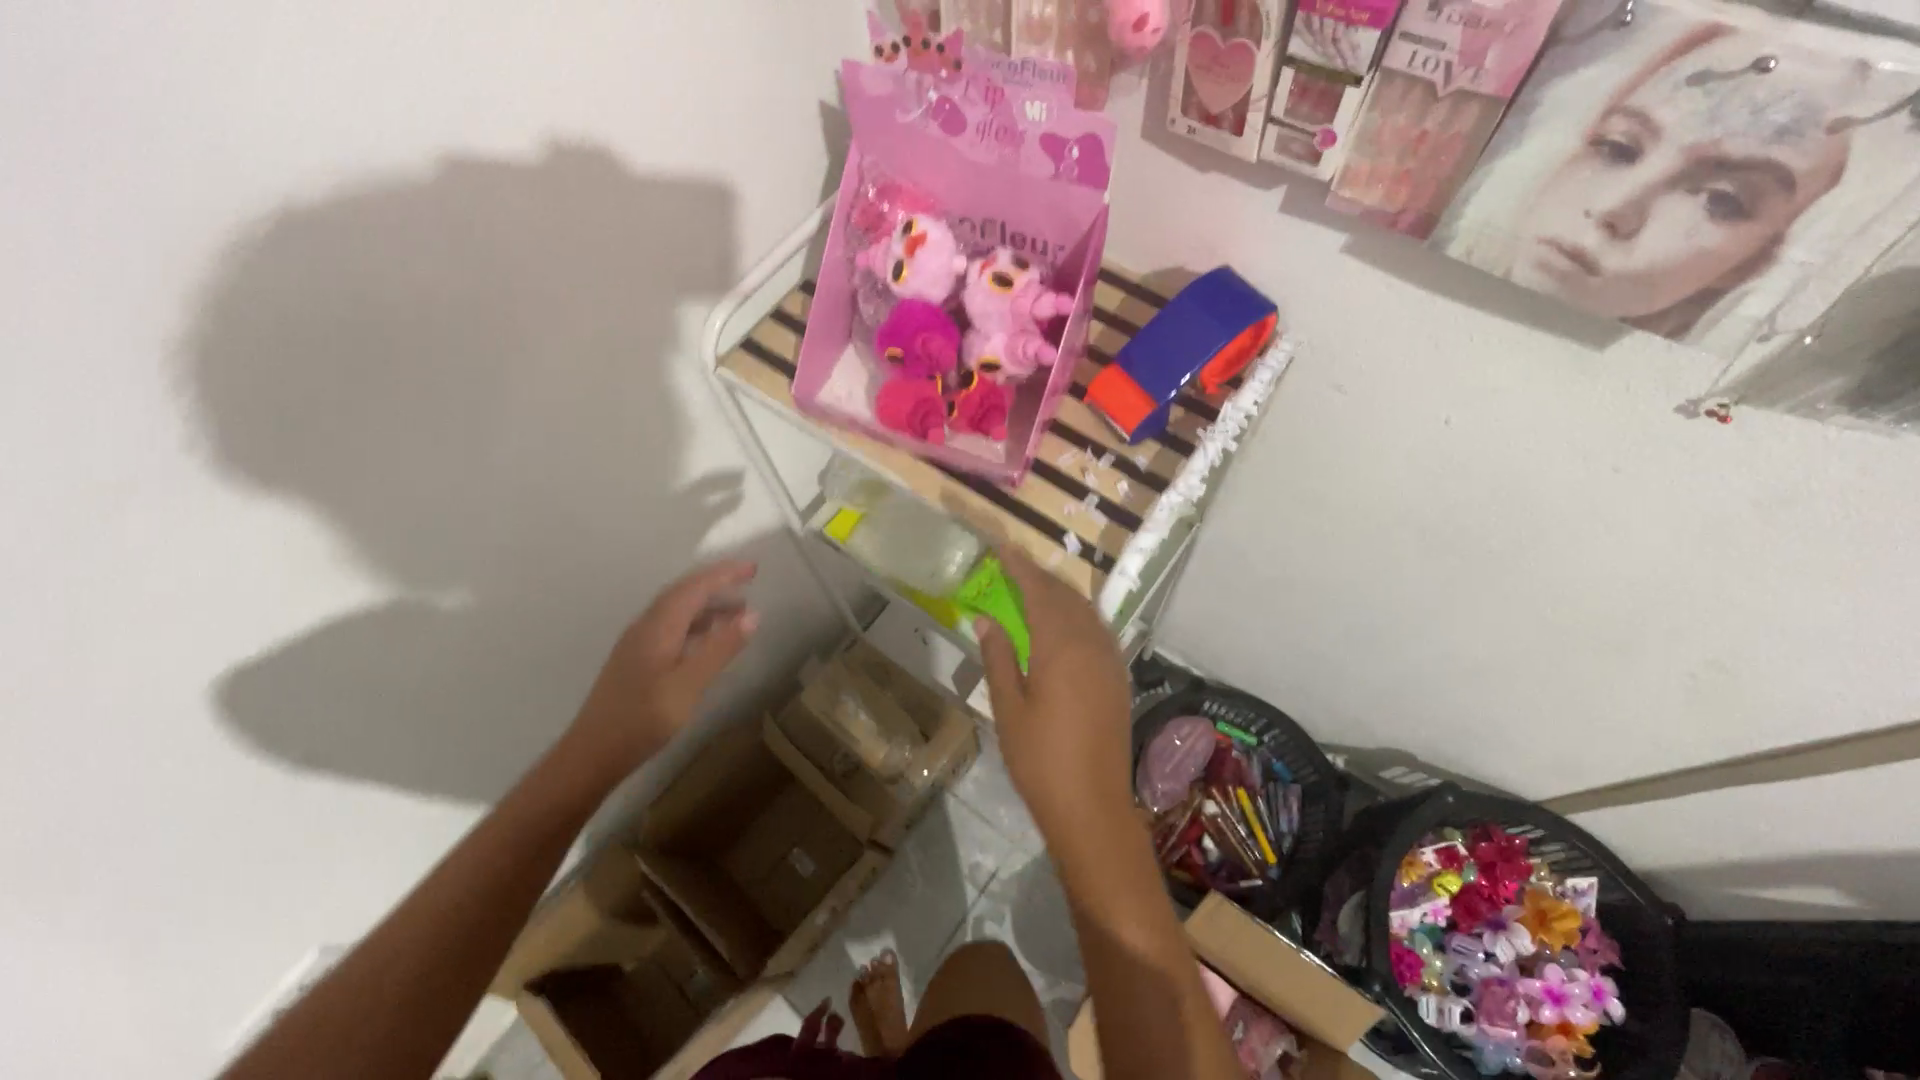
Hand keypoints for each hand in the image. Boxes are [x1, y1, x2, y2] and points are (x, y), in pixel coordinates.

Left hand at [568, 560, 759, 769]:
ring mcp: (637, 645)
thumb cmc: (642, 720)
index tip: (753, 568)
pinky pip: (671, 628)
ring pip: (676, 612)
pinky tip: (708, 640)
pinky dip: (696, 625)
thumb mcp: (688, 685)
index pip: (694, 588)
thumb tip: (752, 615)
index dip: (723, 574)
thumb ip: (720, 649)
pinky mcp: (636, 662)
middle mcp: (645, 627)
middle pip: (683, 593)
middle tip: (749, 581)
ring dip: (707, 605)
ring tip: (738, 611)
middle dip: (716, 583)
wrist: (592, 753)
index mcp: (657, 627)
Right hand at [976, 547, 1132, 832]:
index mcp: (1061, 647)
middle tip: (1013, 565)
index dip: (1020, 567)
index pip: (1039, 591)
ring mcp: (1111, 661)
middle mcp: (1092, 644)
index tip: (1002, 547)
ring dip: (1062, 594)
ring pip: (1087, 612)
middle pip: (1067, 596)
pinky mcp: (1119, 678)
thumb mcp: (1008, 709)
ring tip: (1035, 588)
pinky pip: (1099, 631)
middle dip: (1041, 577)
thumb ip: (999, 658)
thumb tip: (986, 619)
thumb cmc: (1040, 760)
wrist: (1092, 805)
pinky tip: (1064, 625)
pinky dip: (1079, 616)